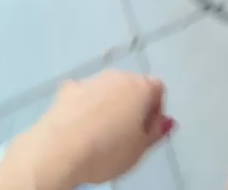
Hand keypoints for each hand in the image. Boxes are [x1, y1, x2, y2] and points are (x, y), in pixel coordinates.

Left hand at [13, 70, 171, 188]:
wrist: (59, 149)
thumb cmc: (106, 151)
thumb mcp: (139, 151)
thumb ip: (157, 133)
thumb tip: (168, 121)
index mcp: (142, 87)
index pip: (159, 89)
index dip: (156, 110)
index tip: (147, 132)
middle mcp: (120, 76)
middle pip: (133, 86)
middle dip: (132, 106)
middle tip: (126, 134)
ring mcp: (93, 79)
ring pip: (108, 88)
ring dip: (109, 104)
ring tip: (100, 133)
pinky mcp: (70, 89)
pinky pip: (84, 94)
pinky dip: (85, 105)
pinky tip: (78, 125)